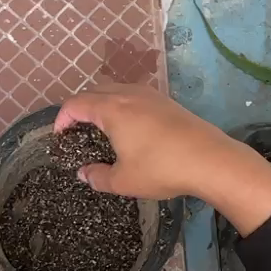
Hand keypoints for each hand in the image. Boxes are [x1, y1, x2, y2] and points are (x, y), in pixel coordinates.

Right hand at [55, 83, 270, 235]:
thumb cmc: (162, 169)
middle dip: (79, 108)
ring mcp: (150, 95)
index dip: (62, 118)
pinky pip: (133, 95)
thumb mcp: (123, 181)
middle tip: (76, 130)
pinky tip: (129, 127)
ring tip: (100, 127)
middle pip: (94, 91)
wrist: (211, 160)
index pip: (75, 104)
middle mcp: (129, 94)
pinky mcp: (167, 102)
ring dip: (101, 103)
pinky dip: (121, 105)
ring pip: (116, 89)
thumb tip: (83, 173)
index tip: (58, 136)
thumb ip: (98, 176)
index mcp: (112, 109)